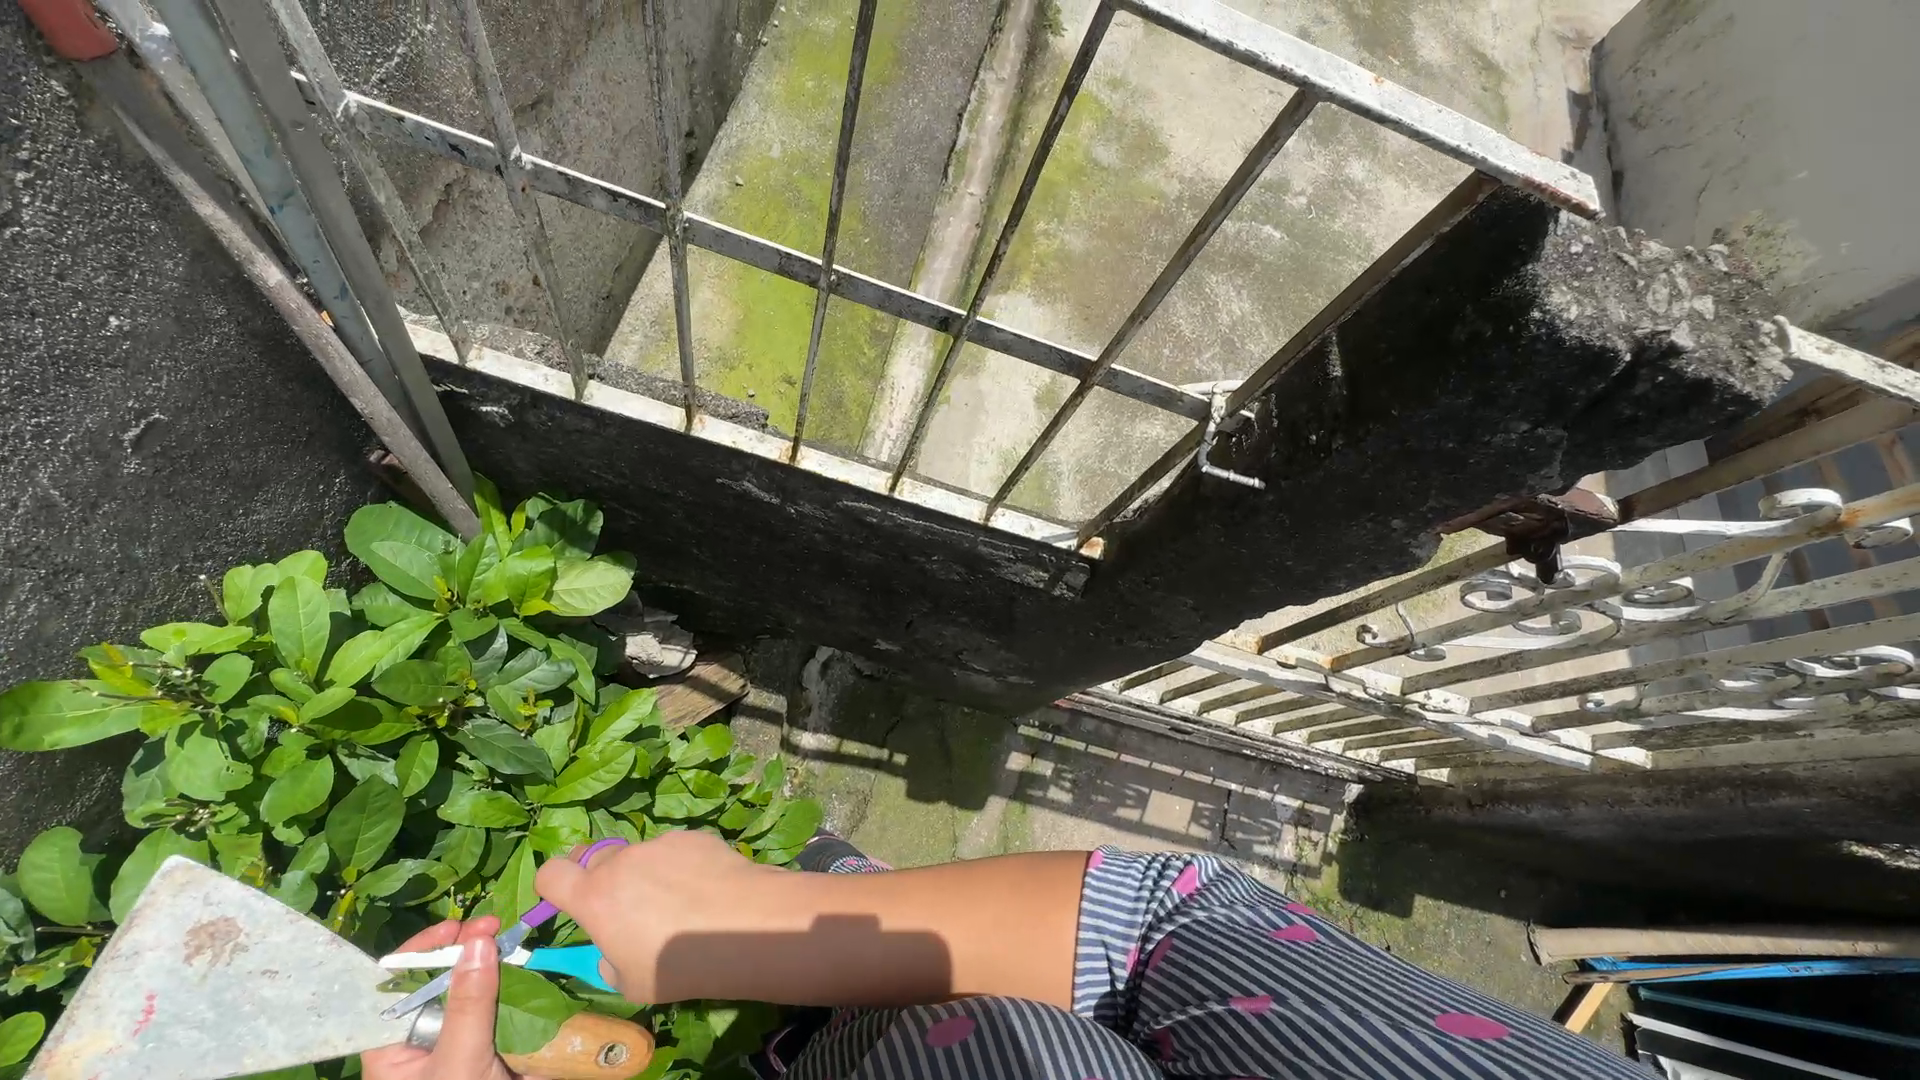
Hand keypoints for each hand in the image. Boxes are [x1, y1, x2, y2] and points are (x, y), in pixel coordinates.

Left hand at [363, 917, 534, 1079]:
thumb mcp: (459, 1063)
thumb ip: (469, 1004)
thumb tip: (478, 940)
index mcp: (394, 1047)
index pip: (395, 988)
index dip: (420, 951)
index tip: (457, 926)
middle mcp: (426, 1037)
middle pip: (439, 979)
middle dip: (466, 948)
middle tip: (494, 925)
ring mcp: (464, 1037)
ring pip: (476, 986)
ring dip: (496, 959)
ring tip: (514, 937)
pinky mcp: (498, 1039)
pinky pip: (506, 1001)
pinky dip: (519, 980)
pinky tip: (531, 963)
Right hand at [534, 830, 781, 1002]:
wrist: (740, 925)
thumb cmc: (677, 964)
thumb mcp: (629, 982)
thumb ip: (610, 960)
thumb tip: (614, 950)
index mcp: (595, 897)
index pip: (551, 873)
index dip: (552, 884)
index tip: (563, 897)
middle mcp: (622, 862)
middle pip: (596, 858)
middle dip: (601, 877)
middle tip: (625, 903)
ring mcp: (660, 844)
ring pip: (641, 854)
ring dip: (647, 872)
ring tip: (678, 900)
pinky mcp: (694, 836)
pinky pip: (676, 849)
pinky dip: (681, 864)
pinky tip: (705, 887)